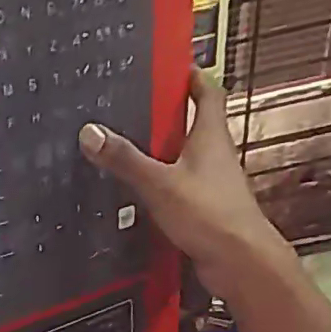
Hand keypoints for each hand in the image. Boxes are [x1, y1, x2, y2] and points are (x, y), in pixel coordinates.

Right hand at [78, 66, 292, 298]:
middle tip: (135, 114)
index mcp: (209, 135)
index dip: (190, 77)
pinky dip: (165, 195)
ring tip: (129, 158)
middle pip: (192, 127)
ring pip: (186, 164)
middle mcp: (216, 156)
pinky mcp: (207, 214)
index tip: (171, 69)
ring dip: (163, 160)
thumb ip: (126, 160)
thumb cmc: (209, 214)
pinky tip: (143, 203)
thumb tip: (91, 133)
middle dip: (167, 120)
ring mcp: (213, 187)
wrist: (238, 262)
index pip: (206, 91)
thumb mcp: (159, 183)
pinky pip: (182, 196)